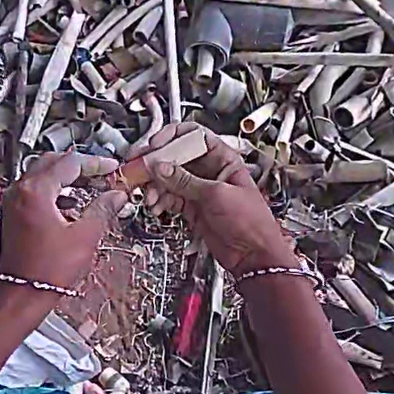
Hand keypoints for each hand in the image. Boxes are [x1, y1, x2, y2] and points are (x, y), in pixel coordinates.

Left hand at [0, 151, 126, 297]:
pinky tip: (69, 204)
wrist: (21, 296)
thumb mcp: (84, 237)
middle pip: (53, 163)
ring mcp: (12, 202)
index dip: (95, 164)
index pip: (70, 163)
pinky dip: (53, 191)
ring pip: (41, 175)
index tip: (111, 169)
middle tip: (101, 174)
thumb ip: (102, 209)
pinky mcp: (11, 215)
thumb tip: (117, 195)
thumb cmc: (47, 271)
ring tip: (89, 187)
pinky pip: (34, 191)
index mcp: (36, 191)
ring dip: (66, 178)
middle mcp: (20, 192)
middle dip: (79, 166)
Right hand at [134, 124, 297, 275]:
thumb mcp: (216, 195)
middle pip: (176, 158)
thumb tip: (161, 167)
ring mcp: (200, 190)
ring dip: (155, 186)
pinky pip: (170, 198)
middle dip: (156, 163)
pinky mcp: (193, 208)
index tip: (155, 145)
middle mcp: (210, 172)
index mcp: (223, 159)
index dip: (172, 137)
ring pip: (169, 179)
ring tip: (150, 196)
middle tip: (139, 169)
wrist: (254, 256)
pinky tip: (157, 206)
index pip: (193, 136)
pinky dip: (160, 201)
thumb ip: (185, 180)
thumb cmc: (251, 223)